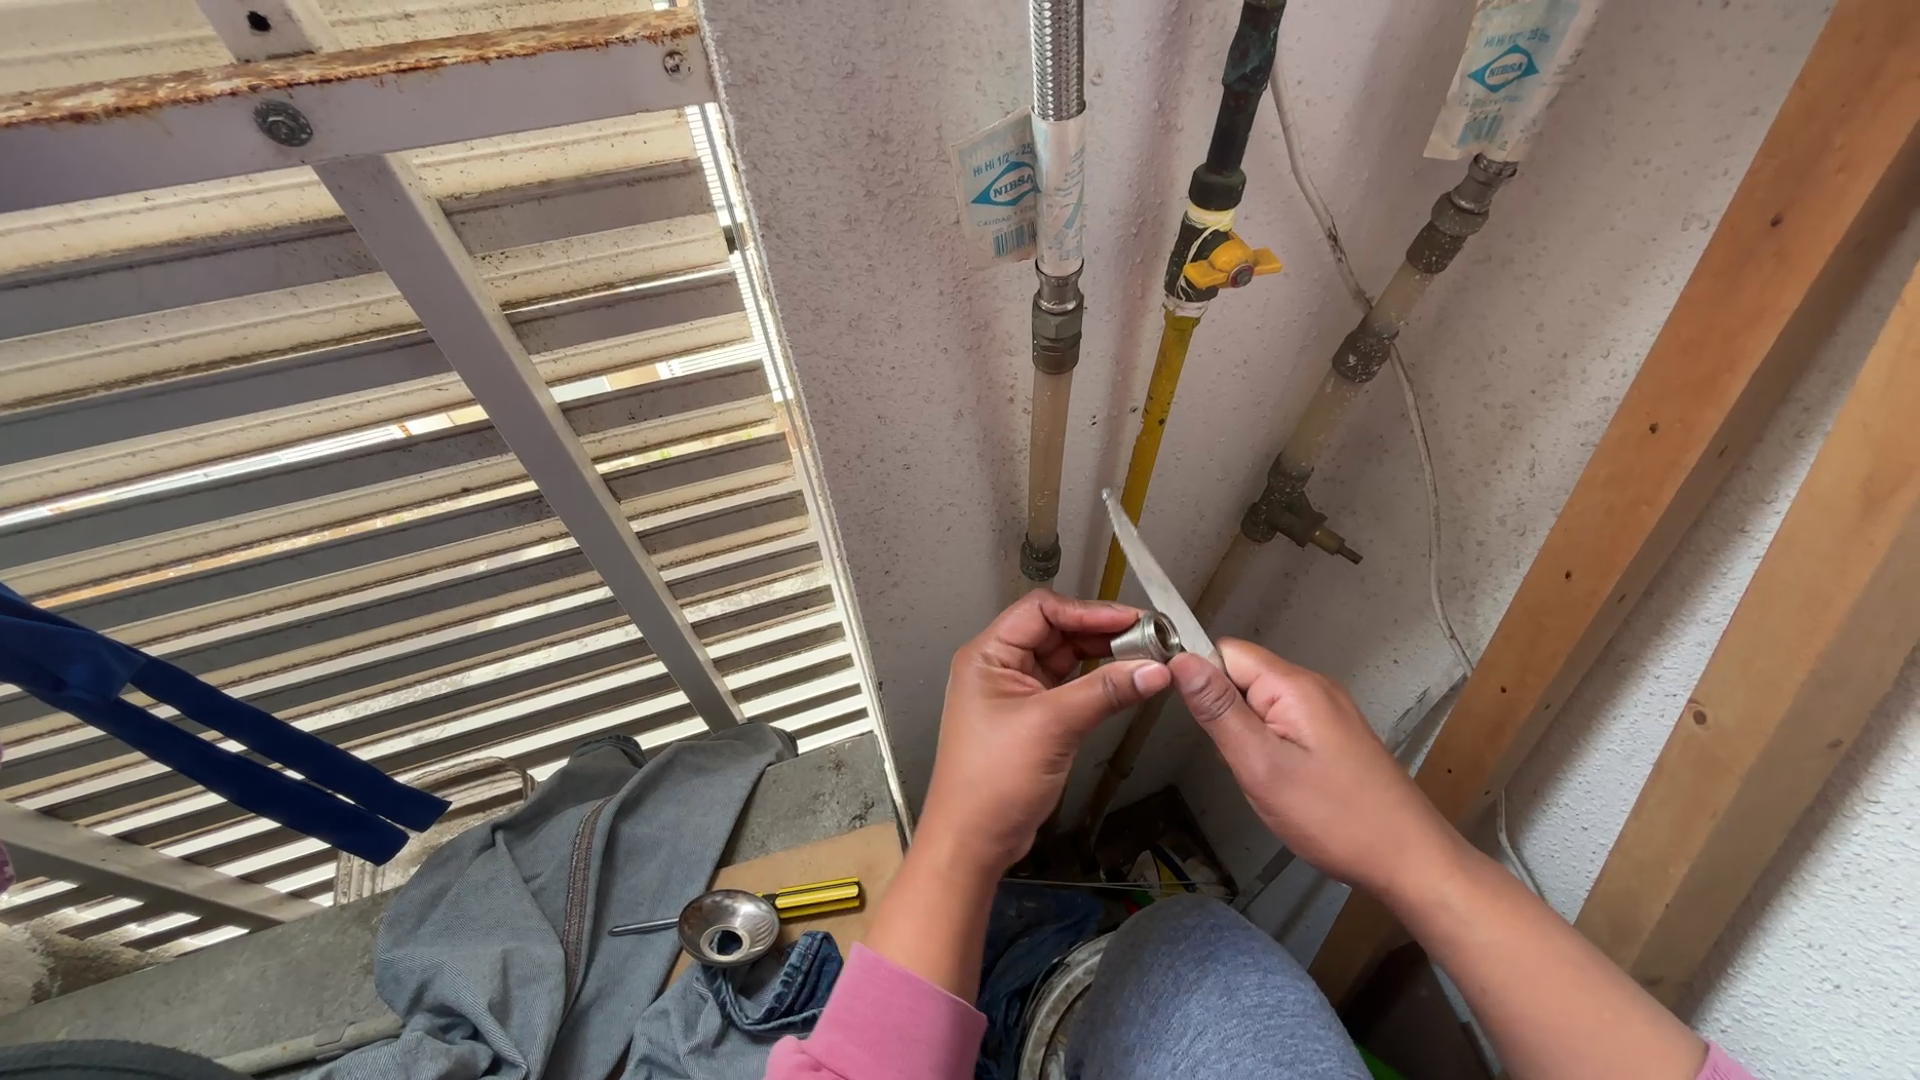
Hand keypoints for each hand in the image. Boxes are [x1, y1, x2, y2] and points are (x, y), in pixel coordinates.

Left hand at [916, 590, 1172, 875]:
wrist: (973, 840)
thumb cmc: (991, 782)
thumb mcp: (1052, 726)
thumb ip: (1105, 692)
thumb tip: (1153, 669)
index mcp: (988, 655)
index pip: (1041, 610)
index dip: (1088, 611)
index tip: (1130, 620)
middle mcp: (999, 666)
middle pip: (1056, 631)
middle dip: (1101, 632)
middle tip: (1147, 639)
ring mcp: (1015, 692)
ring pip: (1065, 659)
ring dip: (1102, 657)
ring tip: (1144, 658)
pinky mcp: (1031, 717)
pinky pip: (1068, 687)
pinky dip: (1096, 684)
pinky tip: (1124, 684)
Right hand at [1169, 639, 1463, 902]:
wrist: (1410, 861)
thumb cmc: (1334, 818)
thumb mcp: (1260, 765)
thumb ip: (1218, 710)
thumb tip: (1181, 661)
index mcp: (1294, 686)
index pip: (1225, 651)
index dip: (1200, 676)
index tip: (1195, 718)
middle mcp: (1313, 687)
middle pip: (1243, 675)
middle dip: (1225, 712)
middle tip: (1239, 759)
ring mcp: (1327, 710)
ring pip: (1260, 701)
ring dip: (1246, 732)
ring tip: (1263, 775)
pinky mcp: (1334, 733)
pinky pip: (1282, 721)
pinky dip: (1269, 744)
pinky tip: (1282, 779)